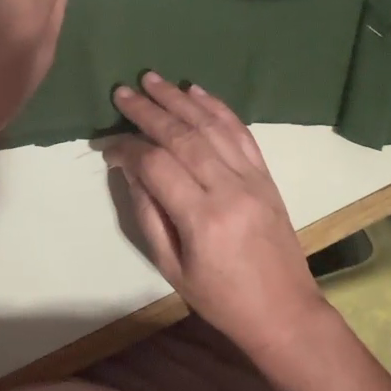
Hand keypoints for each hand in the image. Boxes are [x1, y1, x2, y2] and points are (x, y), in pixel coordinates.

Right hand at [105, 72, 325, 349]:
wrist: (284, 311)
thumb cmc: (220, 299)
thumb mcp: (171, 266)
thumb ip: (149, 213)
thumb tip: (130, 169)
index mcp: (202, 218)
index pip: (157, 164)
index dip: (127, 149)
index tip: (107, 145)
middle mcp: (229, 189)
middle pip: (183, 136)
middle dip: (148, 111)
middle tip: (122, 93)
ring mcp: (252, 179)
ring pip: (212, 126)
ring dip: (179, 99)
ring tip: (152, 80)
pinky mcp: (266, 176)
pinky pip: (241, 132)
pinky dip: (218, 108)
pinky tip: (196, 92)